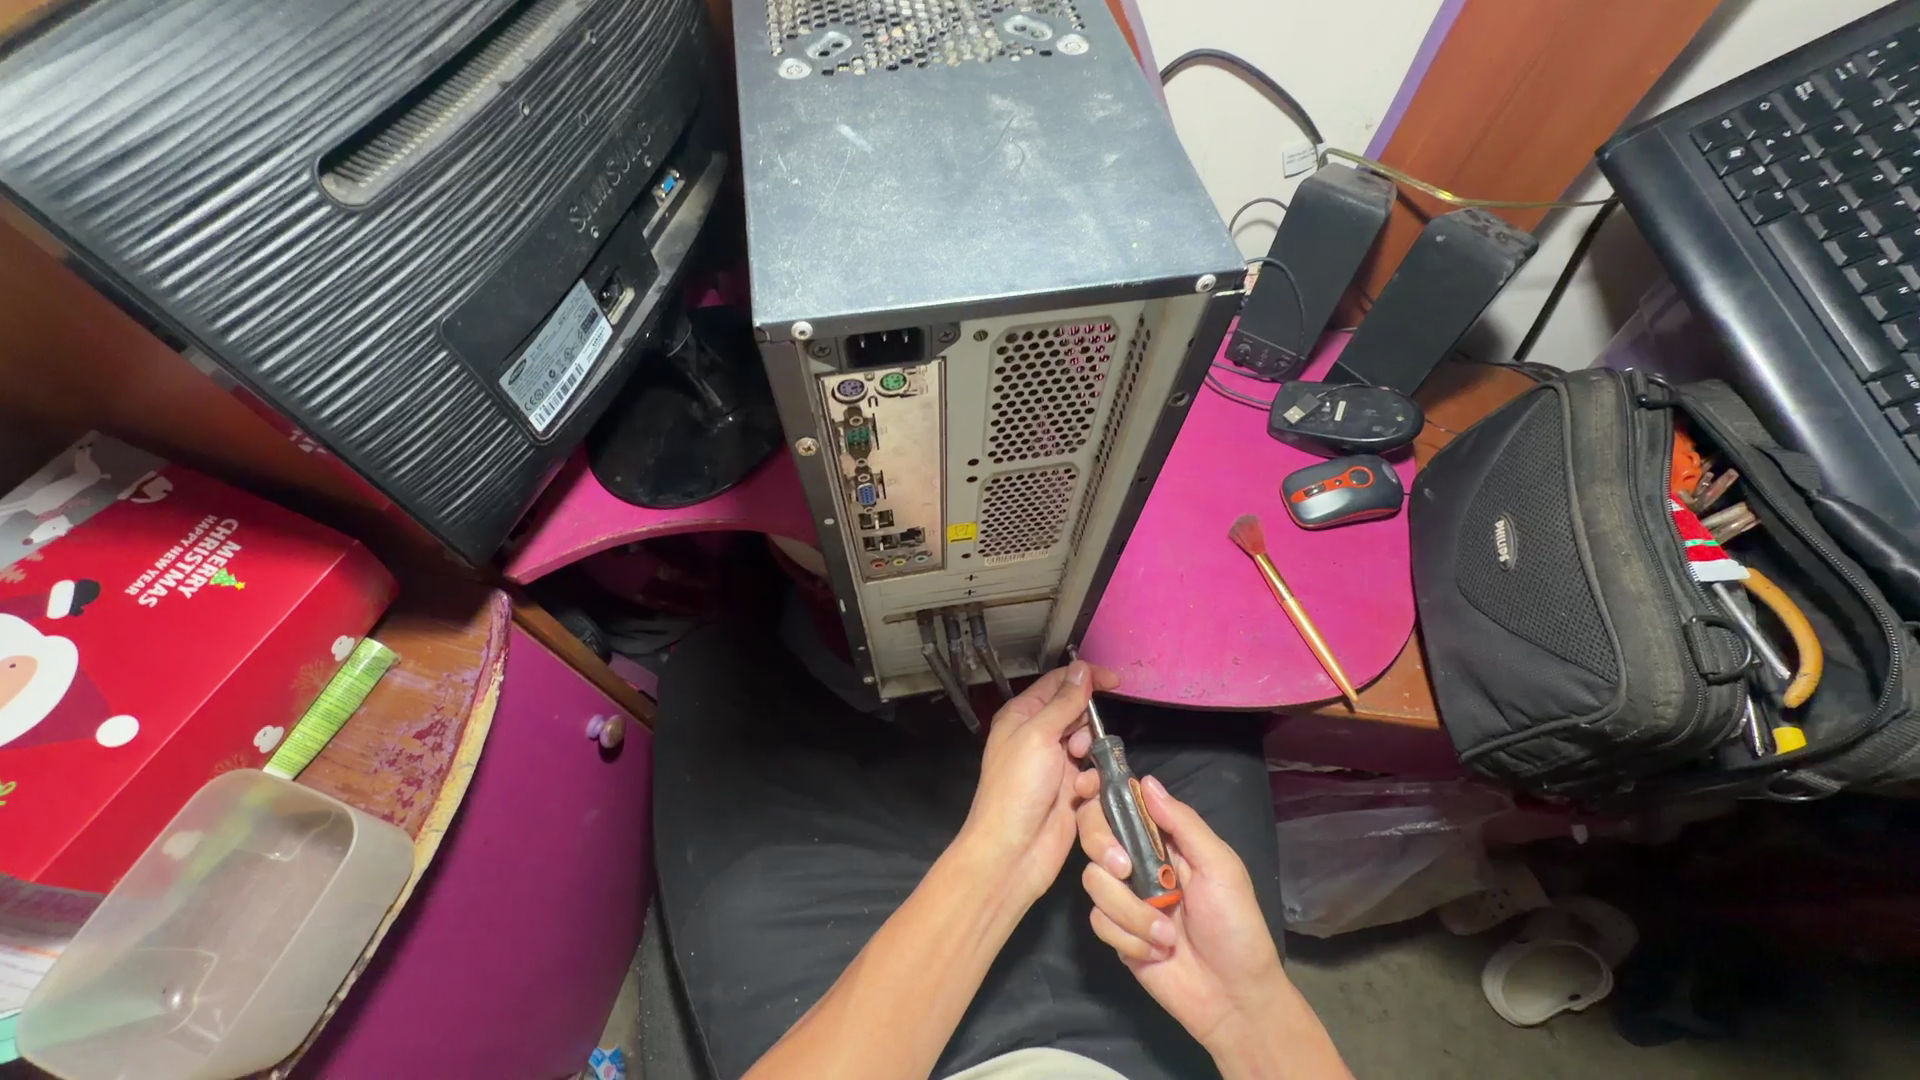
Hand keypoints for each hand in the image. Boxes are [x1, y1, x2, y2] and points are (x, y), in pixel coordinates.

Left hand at [957, 660, 1119, 906]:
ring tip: (1079, 770)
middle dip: (1087, 724)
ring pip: (1089, 743)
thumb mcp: (1038, 735)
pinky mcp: (1070, 790)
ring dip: (1090, 754)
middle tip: (1080, 743)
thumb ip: (1064, 702)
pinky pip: (1092, 773)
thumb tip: (1081, 668)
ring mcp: (1054, 764)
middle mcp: (1037, 736)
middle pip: (1076, 713)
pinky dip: (1091, 780)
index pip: (1058, 683)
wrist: (1013, 851)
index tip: (1115, 681)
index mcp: (1022, 716)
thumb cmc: (1017, 788)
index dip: (1085, 678)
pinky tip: (1081, 793)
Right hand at [1074, 774, 1292, 1060]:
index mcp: (1164, 841)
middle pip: (1093, 834)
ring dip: (1131, 912)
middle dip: (1103, 847)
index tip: (1088, 788)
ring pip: (1094, 881)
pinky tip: (1156, 951)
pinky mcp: (1116, 932)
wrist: (1234, 999)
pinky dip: (1129, 938)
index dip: (1098, 791)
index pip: (1121, 804)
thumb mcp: (1221, 867)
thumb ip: (1183, 824)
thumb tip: (1145, 781)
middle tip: (1125, 868)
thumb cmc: (1236, 926)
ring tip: (1166, 934)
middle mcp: (1138, 862)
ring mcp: (1124, 898)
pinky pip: (1099, 921)